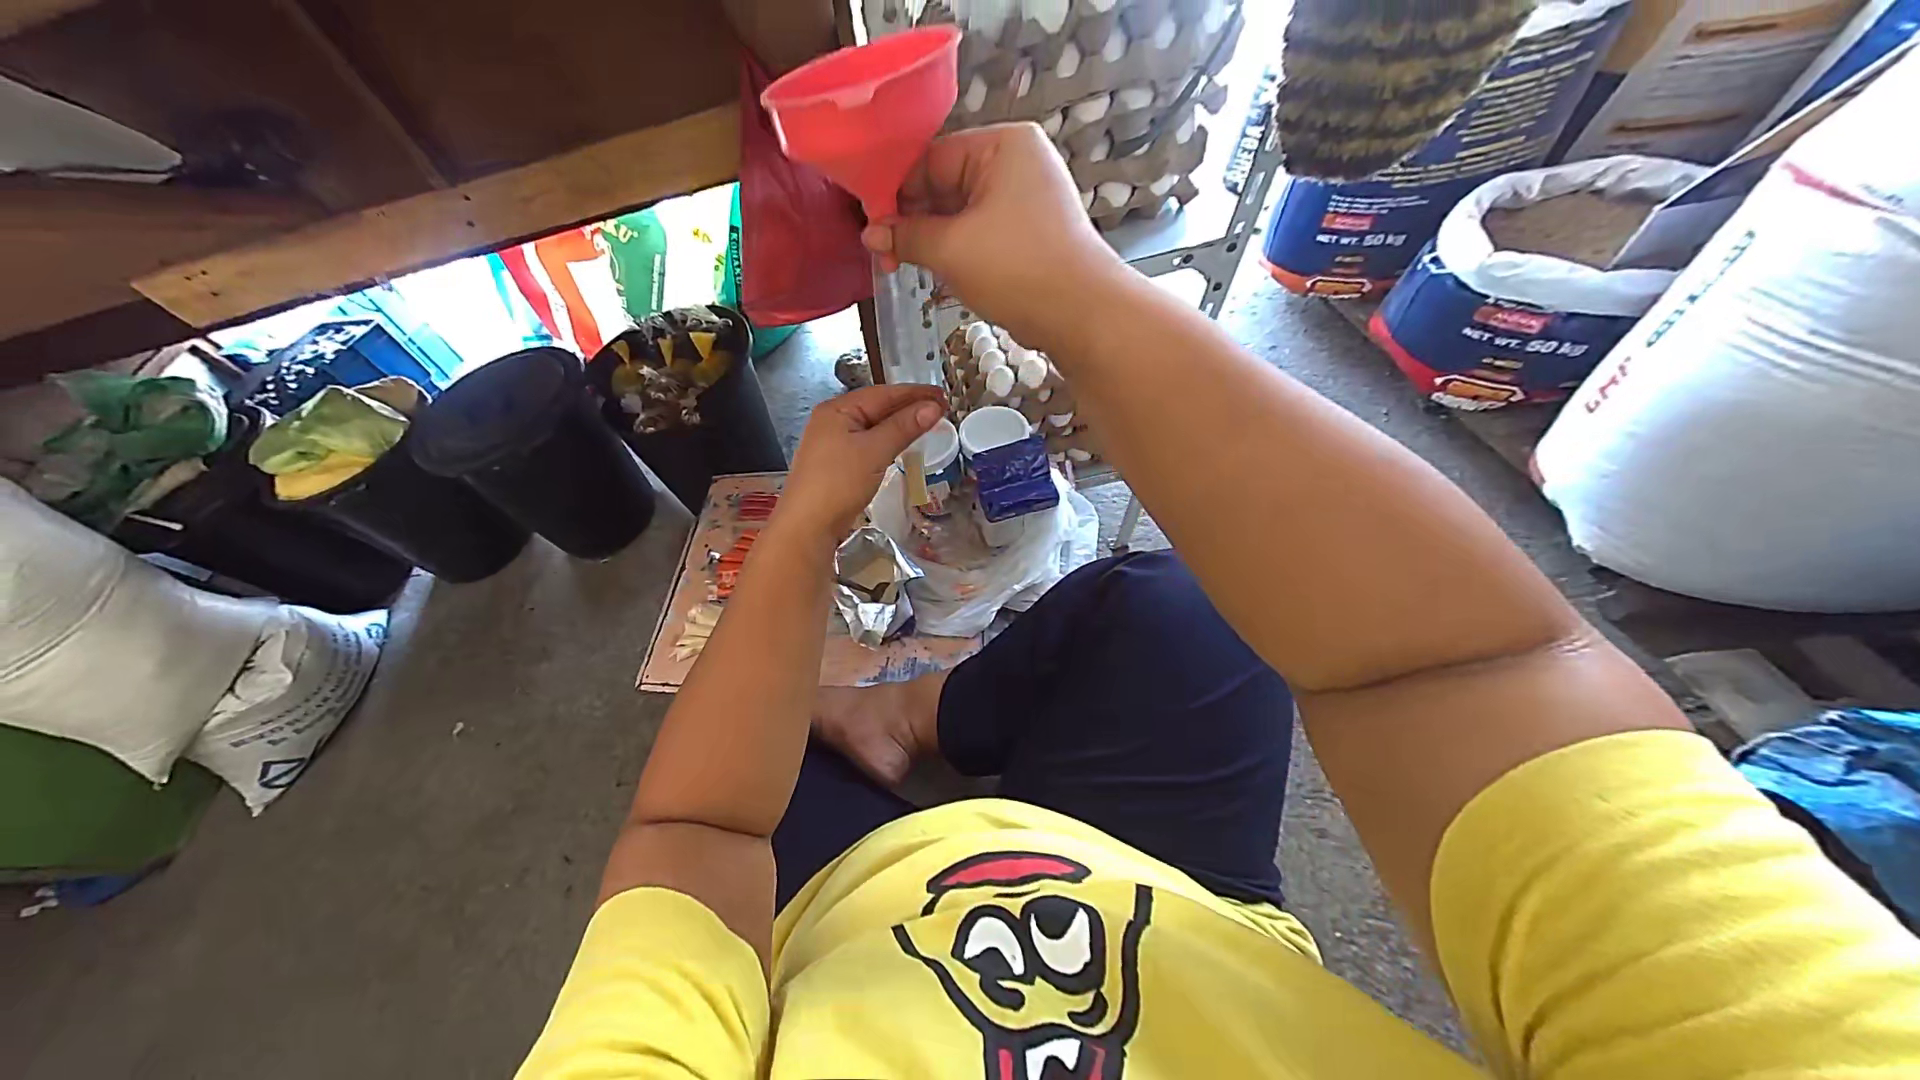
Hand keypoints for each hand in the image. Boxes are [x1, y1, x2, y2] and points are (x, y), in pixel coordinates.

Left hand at [778, 384, 945, 539]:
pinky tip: (901, 445)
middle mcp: (832, 420)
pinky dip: (888, 441)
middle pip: (877, 407)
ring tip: (927, 424)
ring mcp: (833, 443)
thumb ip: (904, 427)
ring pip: (873, 427)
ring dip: (900, 424)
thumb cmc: (838, 483)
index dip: (915, 393)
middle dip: (909, 407)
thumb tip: (932, 407)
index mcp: (837, 410)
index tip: (943, 395)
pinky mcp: (837, 464)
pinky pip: (868, 444)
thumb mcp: (874, 451)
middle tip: (941, 409)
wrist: (807, 526)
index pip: (883, 393)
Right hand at [862, 123, 1126, 350]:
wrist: (1081, 315)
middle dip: (914, 221)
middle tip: (884, 255)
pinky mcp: (1029, 235)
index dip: (896, 192)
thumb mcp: (952, 249)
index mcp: (1002, 145)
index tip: (871, 226)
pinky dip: (957, 252)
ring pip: (962, 214)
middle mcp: (1017, 164)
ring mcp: (1026, 200)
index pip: (931, 158)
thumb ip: (906, 237)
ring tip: (904, 266)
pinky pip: (980, 234)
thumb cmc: (1018, 269)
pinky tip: (937, 272)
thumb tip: (871, 235)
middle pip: (946, 185)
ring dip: (933, 240)